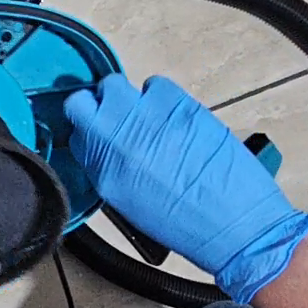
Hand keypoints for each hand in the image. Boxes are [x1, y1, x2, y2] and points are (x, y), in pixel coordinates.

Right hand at [65, 73, 307, 301]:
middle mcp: (114, 137)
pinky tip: (172, 117)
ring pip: (117, 86)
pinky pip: (155, 85)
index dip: (85, 126)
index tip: (95, 127)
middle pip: (85, 100)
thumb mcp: (124, 200)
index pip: (74, 130)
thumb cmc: (182, 221)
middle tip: (116, 115)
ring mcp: (144, 117)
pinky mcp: (176, 103)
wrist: (233, 222)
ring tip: (148, 118)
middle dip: (98, 103)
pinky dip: (159, 96)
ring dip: (128, 98)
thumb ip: (103, 165)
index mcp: (101, 168)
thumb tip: (100, 144)